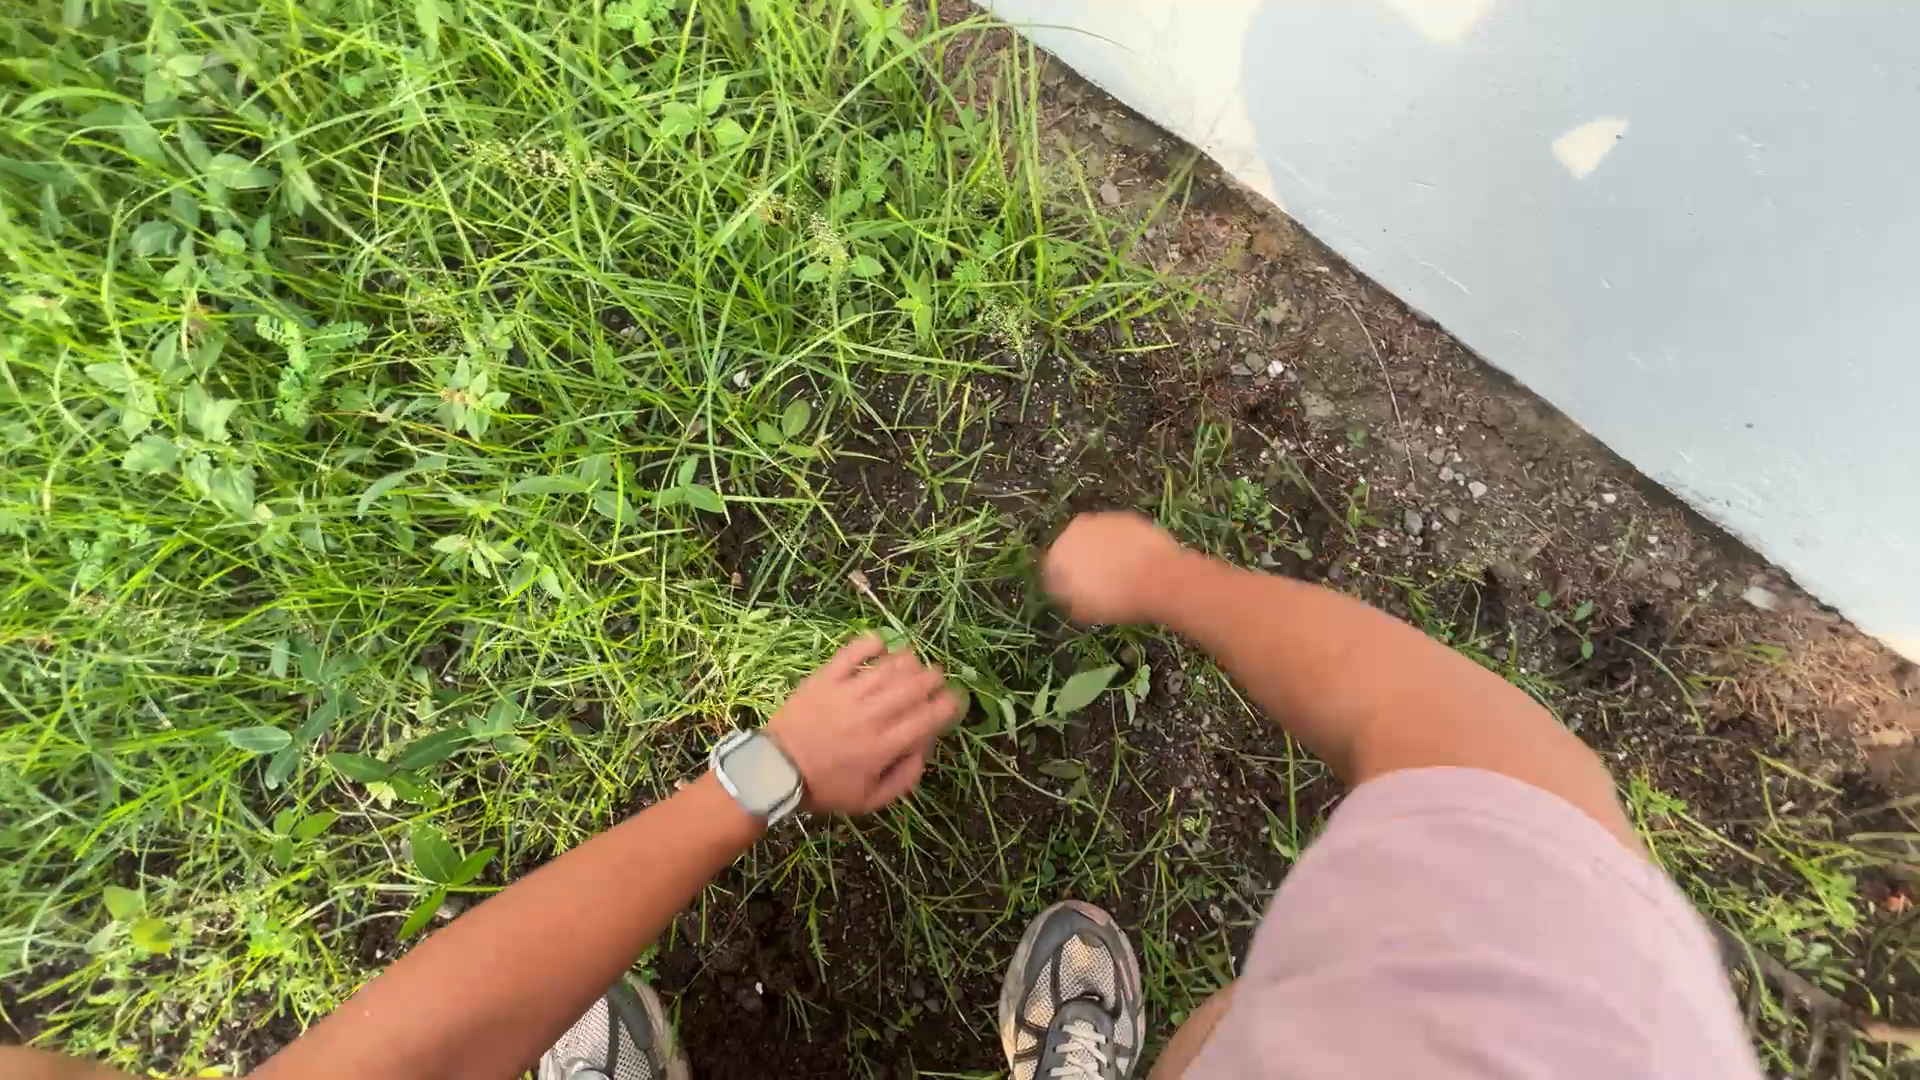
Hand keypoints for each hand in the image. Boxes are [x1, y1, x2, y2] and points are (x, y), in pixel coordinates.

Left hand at [765, 635, 963, 814]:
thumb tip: (924, 750)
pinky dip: (869, 644)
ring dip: (908, 661)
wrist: (775, 771)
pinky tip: (881, 642)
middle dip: (933, 678)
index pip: (926, 719)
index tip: (955, 698)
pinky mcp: (825, 679)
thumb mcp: (869, 801)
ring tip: (914, 660)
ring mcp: (847, 694)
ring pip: (888, 668)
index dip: (948, 705)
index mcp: (883, 747)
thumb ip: (903, 779)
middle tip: (937, 676)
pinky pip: (851, 654)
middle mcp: (870, 717)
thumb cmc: (825, 787)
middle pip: (912, 688)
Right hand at [1042, 511, 1187, 624]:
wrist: (1160, 578)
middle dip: (1080, 561)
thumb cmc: (1117, 599)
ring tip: (1119, 572)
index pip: (1050, 567)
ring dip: (1101, 550)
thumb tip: (1065, 595)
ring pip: (1095, 538)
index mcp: (1057, 553)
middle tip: (1096, 582)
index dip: (1061, 582)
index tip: (1072, 593)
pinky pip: (1117, 533)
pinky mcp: (1126, 516)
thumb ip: (1067, 599)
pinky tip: (1134, 560)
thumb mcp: (1084, 610)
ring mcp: (1101, 520)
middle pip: (1071, 547)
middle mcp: (1074, 530)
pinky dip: (1122, 543)